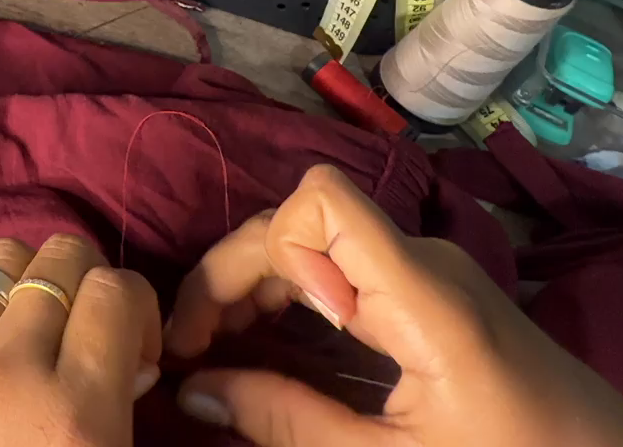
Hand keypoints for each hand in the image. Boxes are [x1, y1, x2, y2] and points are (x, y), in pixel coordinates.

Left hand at [0, 234, 162, 446]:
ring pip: (0, 256)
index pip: (116, 291)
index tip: (135, 351)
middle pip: (60, 257)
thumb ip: (120, 416)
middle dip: (88, 284)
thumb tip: (129, 365)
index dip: (136, 308)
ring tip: (31, 323)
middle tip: (87, 334)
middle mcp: (10, 367)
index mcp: (74, 413)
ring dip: (28, 279)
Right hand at [164, 164, 622, 446]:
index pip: (323, 199)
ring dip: (255, 284)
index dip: (277, 248)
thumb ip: (288, 423)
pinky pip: (341, 269)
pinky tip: (270, 341)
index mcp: (423, 295)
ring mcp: (427, 274)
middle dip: (234, 273)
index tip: (263, 324)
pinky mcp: (430, 296)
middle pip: (300, 220)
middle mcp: (420, 261)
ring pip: (313, 241)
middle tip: (191, 347)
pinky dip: (292, 297)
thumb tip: (193, 388)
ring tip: (217, 345)